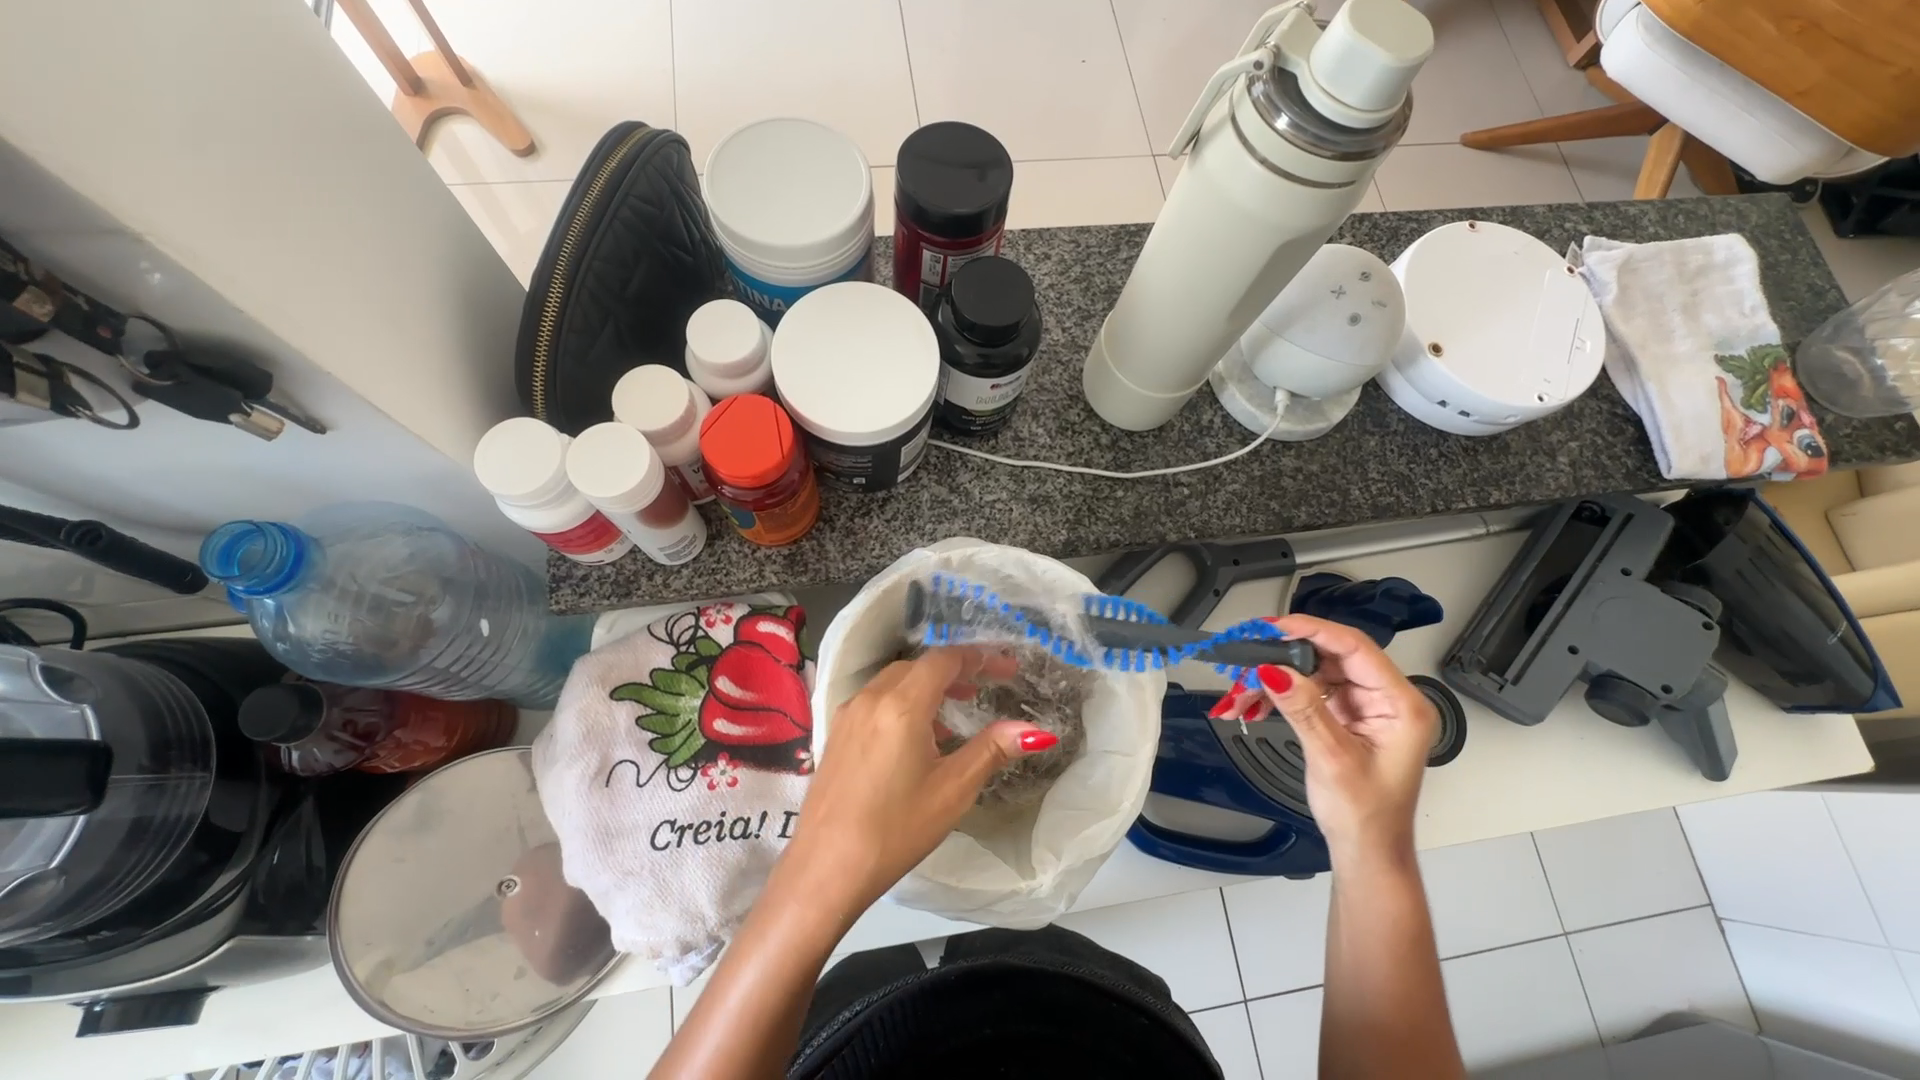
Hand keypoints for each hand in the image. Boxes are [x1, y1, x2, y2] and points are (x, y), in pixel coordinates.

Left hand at [781, 647, 1054, 913]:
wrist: (825, 868)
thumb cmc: (896, 829)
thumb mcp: (953, 789)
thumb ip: (992, 750)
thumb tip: (1036, 730)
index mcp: (901, 705)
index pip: (944, 660)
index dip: (980, 657)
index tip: (1008, 668)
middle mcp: (870, 698)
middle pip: (918, 666)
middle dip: (955, 670)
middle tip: (986, 686)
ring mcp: (847, 716)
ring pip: (894, 682)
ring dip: (928, 686)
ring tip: (957, 711)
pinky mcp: (836, 735)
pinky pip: (875, 701)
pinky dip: (903, 702)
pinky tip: (918, 737)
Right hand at [1212, 615, 1435, 862]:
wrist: (1367, 850)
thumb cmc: (1364, 814)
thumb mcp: (1332, 758)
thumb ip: (1303, 709)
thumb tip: (1273, 670)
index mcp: (1401, 705)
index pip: (1356, 649)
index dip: (1314, 631)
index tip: (1275, 626)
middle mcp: (1387, 699)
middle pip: (1332, 657)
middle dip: (1286, 655)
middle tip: (1247, 653)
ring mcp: (1367, 707)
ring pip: (1315, 672)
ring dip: (1277, 677)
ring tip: (1241, 689)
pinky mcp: (1347, 716)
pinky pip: (1310, 691)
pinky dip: (1281, 694)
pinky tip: (1254, 702)